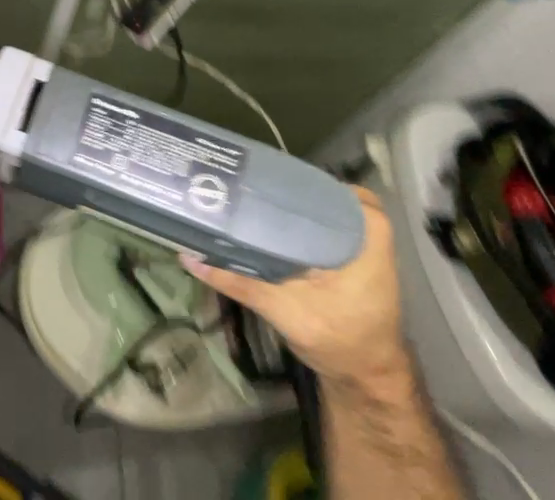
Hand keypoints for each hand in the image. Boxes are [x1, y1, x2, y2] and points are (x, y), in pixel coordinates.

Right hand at [182, 186, 407, 383]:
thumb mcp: (284, 309)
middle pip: (317, 192)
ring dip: (286, 208)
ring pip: (318, 208)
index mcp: (364, 233)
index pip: (326, 185)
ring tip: (244, 202)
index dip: (286, 178)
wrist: (365, 377)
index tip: (249, 177)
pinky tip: (262, 229)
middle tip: (238, 190)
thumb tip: (188, 256)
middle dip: (279, 190)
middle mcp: (366, 230)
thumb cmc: (338, 339)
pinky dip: (293, 225)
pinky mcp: (346, 256)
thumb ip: (238, 282)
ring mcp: (359, 243)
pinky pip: (318, 226)